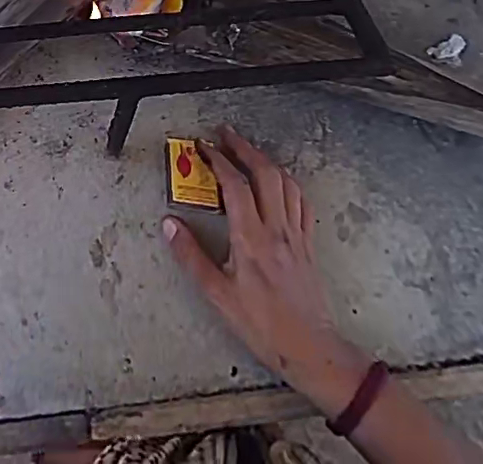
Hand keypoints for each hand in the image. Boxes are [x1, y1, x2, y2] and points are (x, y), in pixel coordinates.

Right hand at [161, 126, 371, 416]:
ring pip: (285, 182)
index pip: (234, 185)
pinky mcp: (308, 242)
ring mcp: (296, 233)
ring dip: (265, 159)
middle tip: (224, 134)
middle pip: (264, 172)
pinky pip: (301, 200)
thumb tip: (170, 224)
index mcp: (251, 238)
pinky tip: (279, 180)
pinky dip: (287, 181)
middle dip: (243, 147)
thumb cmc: (263, 325)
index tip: (203, 147)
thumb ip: (191, 257)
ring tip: (248, 150)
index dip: (217, 160)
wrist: (312, 349)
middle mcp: (276, 229)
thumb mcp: (218, 295)